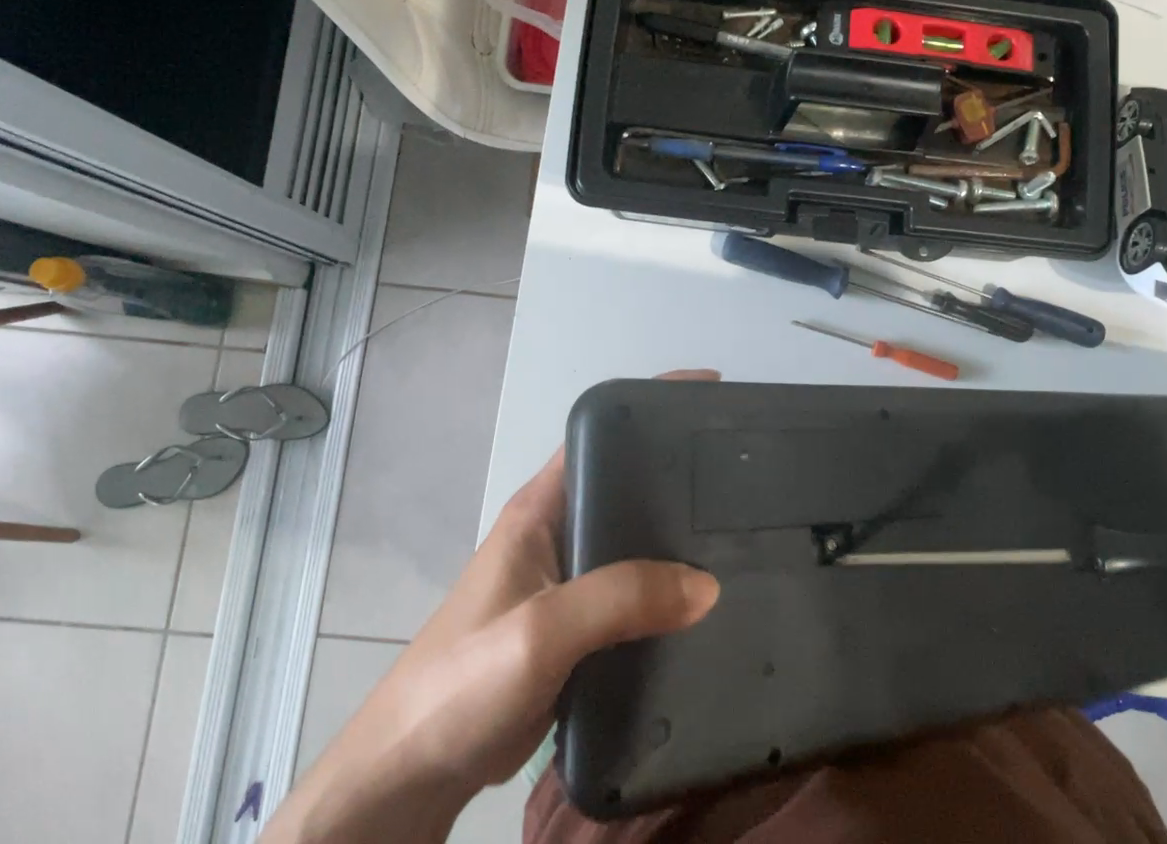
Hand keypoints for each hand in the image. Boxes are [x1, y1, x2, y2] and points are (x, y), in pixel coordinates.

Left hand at [263, 371, 723, 843]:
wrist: (417, 768)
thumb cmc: (462, 683)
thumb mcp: (538, 632)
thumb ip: (617, 599)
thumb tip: (707, 584)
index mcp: (538, 511)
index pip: (597, 435)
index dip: (652, 407)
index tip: (714, 399)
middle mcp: (557, 535)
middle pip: (628, 487)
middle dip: (682, 476)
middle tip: (748, 475)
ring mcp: (569, 585)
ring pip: (637, 546)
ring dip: (682, 542)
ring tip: (748, 537)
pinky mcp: (580, 631)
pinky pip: (638, 597)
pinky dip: (672, 594)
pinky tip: (714, 605)